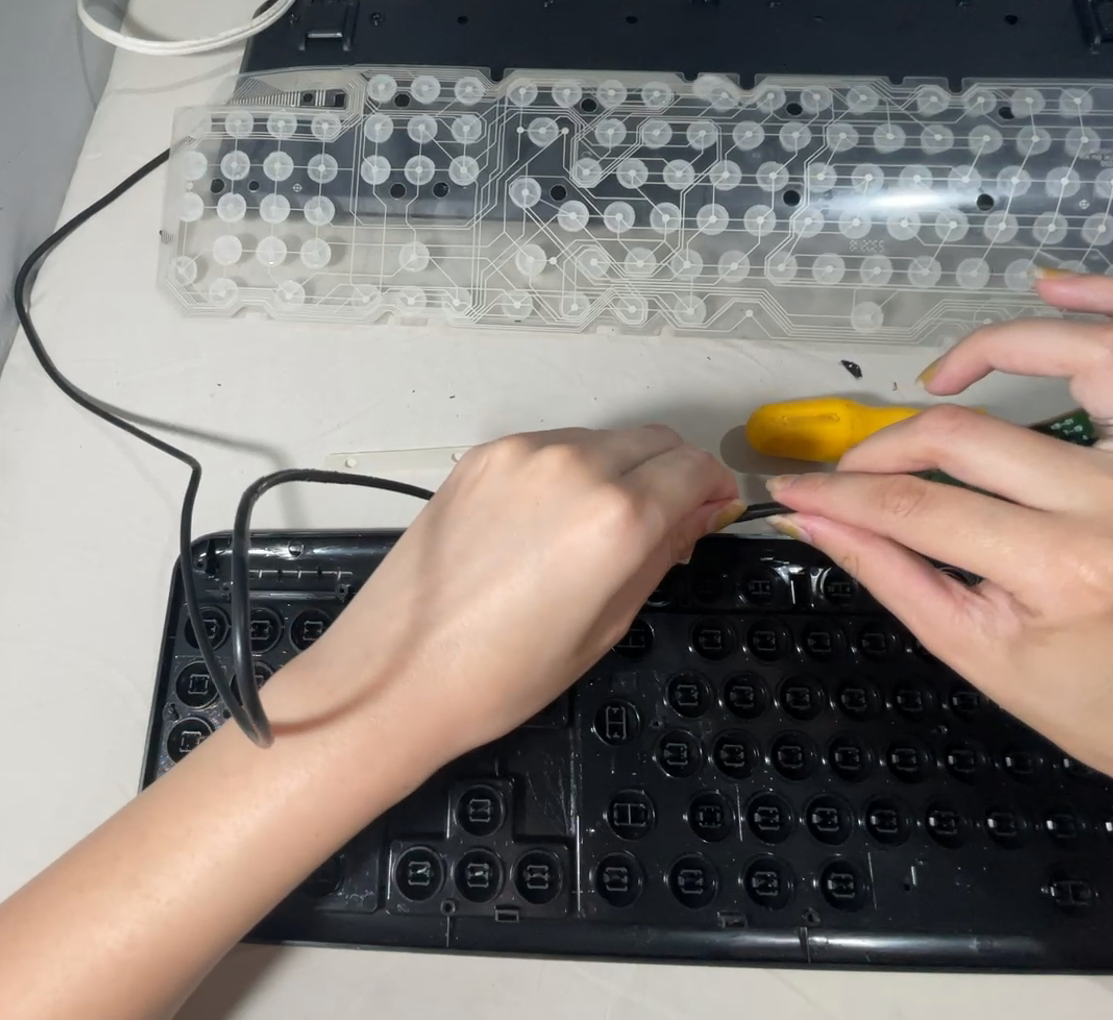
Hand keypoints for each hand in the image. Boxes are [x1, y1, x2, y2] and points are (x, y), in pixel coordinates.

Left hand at [308, 426, 740, 758]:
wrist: (398, 671)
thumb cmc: (506, 674)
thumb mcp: (607, 626)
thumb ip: (662, 553)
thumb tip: (698, 513)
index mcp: (616, 515)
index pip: (695, 467)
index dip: (714, 490)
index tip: (711, 514)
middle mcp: (572, 464)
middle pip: (655, 440)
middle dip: (675, 474)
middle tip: (665, 524)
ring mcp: (520, 453)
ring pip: (603, 439)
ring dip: (623, 469)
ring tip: (600, 526)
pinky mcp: (480, 455)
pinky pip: (552, 447)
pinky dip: (571, 469)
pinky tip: (550, 518)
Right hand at [764, 274, 1112, 799]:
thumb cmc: (1091, 706)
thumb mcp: (967, 651)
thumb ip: (883, 571)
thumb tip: (810, 519)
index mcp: (1067, 569)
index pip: (915, 507)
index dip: (836, 497)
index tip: (790, 492)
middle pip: (968, 437)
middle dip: (880, 452)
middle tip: (844, 477)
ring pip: (1092, 354)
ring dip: (1001, 344)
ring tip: (942, 373)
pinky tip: (1059, 291)